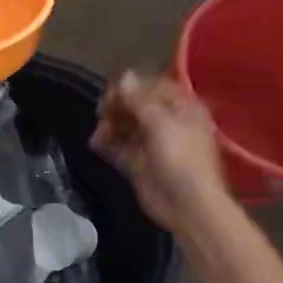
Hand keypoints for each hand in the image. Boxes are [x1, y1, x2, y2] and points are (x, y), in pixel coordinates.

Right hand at [91, 72, 227, 231]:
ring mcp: (150, 143)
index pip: (153, 88)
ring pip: (125, 126)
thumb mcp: (162, 125)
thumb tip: (124, 77)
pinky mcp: (137, 163)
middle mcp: (166, 123)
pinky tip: (95, 143)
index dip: (132, 87)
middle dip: (117, 107)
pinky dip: (106, 143)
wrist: (186, 205)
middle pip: (136, 106)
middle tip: (102, 112)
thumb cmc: (181, 160)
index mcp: (181, 109)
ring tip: (99, 132)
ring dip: (109, 125)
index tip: (111, 92)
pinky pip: (118, 147)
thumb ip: (140, 101)